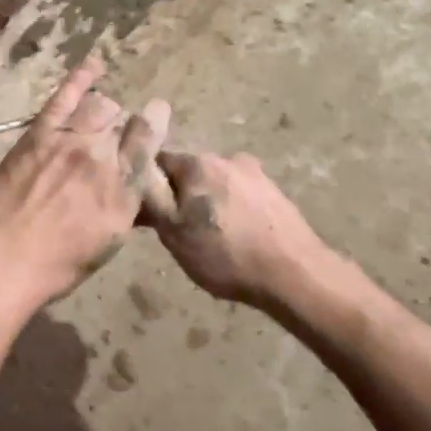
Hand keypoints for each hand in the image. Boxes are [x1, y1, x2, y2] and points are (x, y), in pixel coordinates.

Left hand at [0, 57, 170, 301]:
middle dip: (121, 127)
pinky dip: (81, 78)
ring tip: (101, 115)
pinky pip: (64, 98)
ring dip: (104, 110)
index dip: (155, 124)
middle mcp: (104, 158)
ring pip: (99, 107)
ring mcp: (71, 141)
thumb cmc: (57, 264)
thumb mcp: (107, 241)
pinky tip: (94, 64)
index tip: (157, 117)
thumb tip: (133, 185)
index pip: (149, 141)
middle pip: (122, 123)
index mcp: (125, 189)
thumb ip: (125, 204)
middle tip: (112, 140)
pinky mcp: (39, 134)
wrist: (4, 259)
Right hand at [144, 151, 330, 308]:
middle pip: (190, 172)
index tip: (149, 211)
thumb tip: (137, 177)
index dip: (149, 184)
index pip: (159, 160)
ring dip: (210, 203)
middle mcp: (227, 157)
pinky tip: (239, 238)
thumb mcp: (174, 233)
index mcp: (198, 162)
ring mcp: (256, 174)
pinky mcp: (276, 193)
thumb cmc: (225, 254)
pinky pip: (242, 196)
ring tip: (213, 239)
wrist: (294, 273)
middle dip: (182, 195)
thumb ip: (151, 199)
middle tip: (181, 231)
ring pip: (218, 184)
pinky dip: (234, 211)